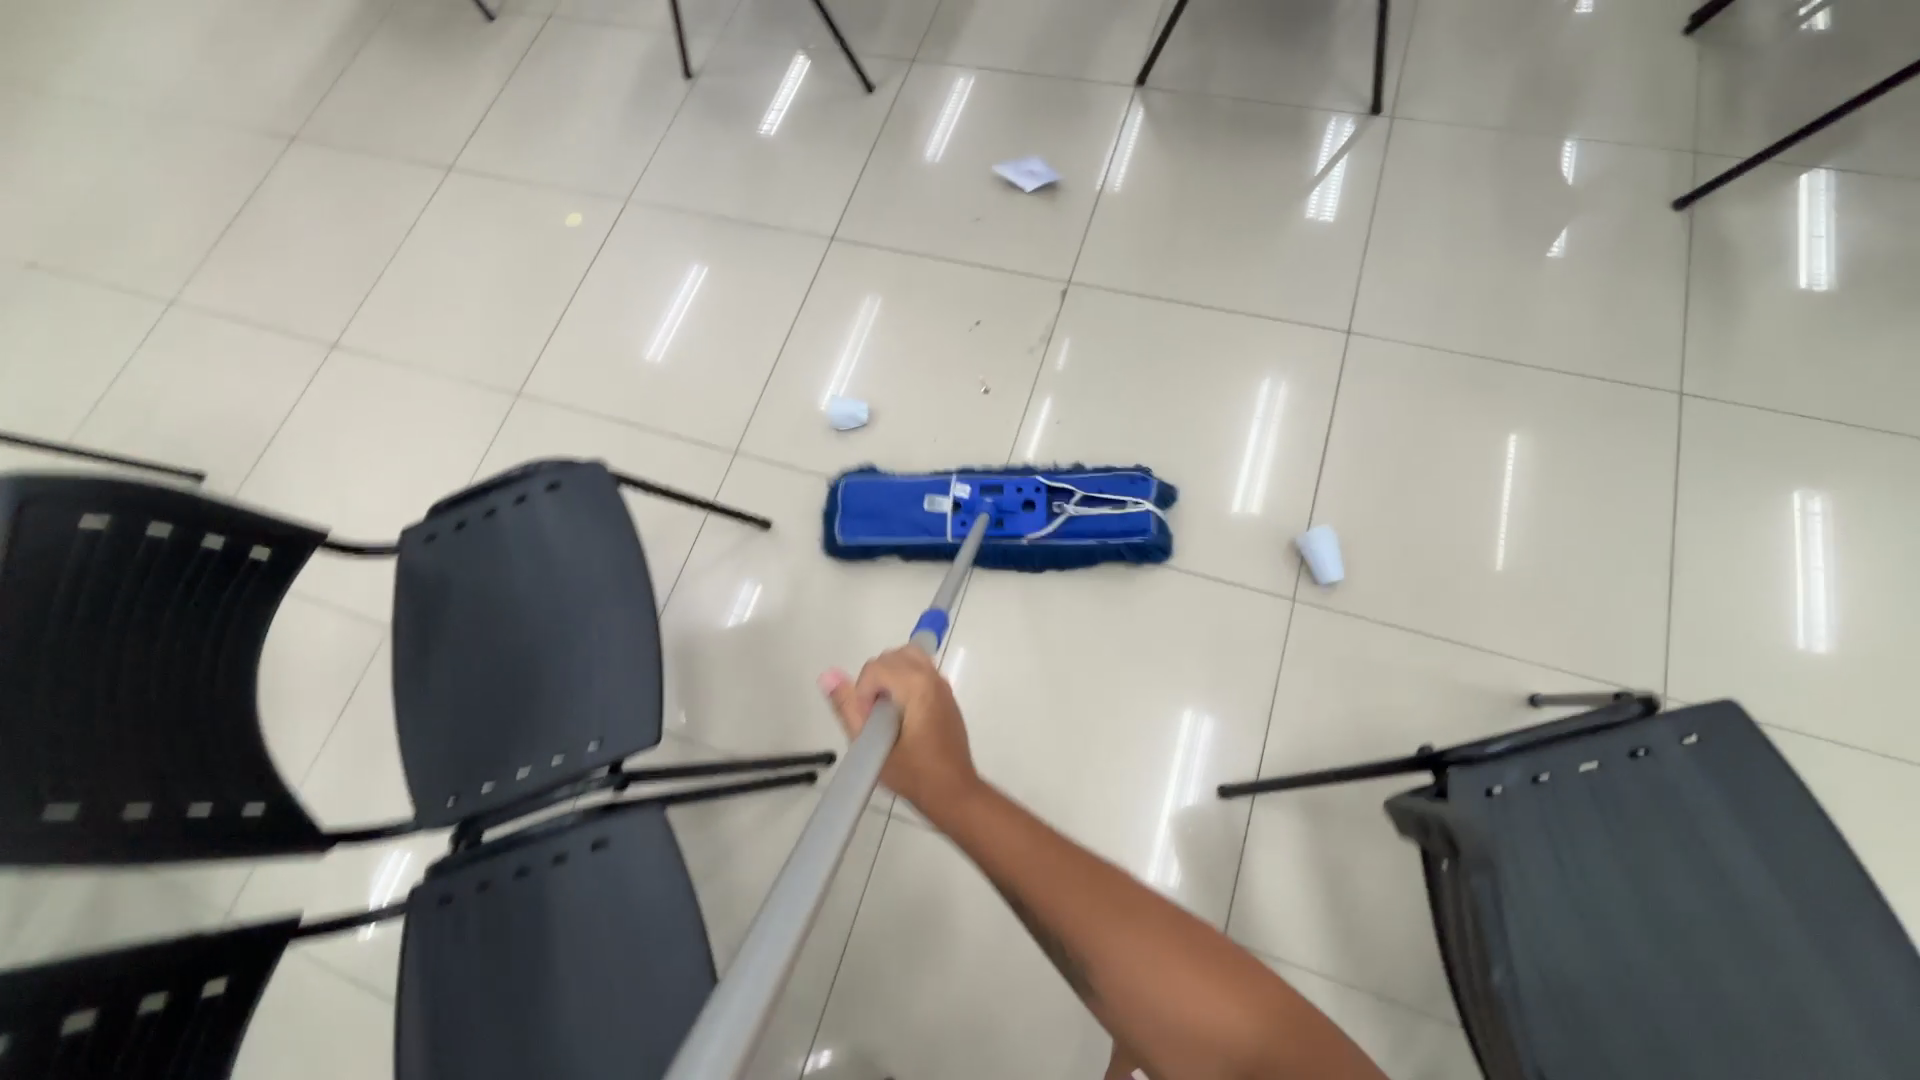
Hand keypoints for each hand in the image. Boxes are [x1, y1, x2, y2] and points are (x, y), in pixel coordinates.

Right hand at [819, 647, 979, 813]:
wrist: (952, 791)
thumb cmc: (912, 773)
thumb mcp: (870, 746)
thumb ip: (847, 708)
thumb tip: (828, 675)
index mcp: (916, 686)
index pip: (875, 667)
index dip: (862, 693)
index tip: (867, 722)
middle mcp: (932, 677)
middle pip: (891, 657)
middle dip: (875, 681)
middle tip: (874, 716)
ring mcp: (942, 684)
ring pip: (908, 658)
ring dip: (890, 677)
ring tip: (885, 711)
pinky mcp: (946, 695)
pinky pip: (921, 671)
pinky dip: (905, 681)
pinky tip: (902, 715)